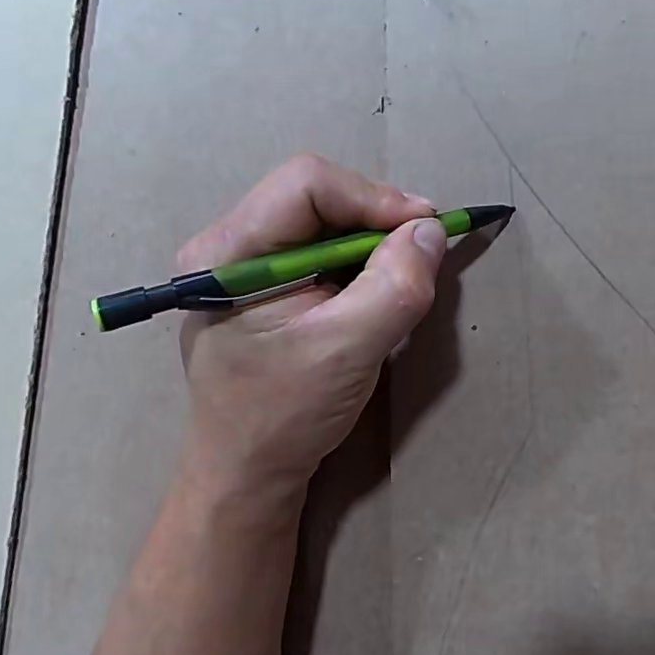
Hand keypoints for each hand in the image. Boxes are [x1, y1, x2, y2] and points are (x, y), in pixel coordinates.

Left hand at [174, 156, 444, 505]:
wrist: (245, 471)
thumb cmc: (284, 416)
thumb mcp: (349, 351)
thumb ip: (395, 286)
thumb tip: (430, 229)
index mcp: (226, 252)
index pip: (306, 184)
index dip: (373, 197)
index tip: (424, 228)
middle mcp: (225, 244)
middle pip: (313, 195)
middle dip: (373, 218)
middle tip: (419, 250)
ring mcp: (239, 261)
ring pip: (319, 218)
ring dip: (367, 240)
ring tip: (397, 274)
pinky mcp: (258, 280)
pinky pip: (314, 245)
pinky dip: (354, 259)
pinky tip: (369, 289)